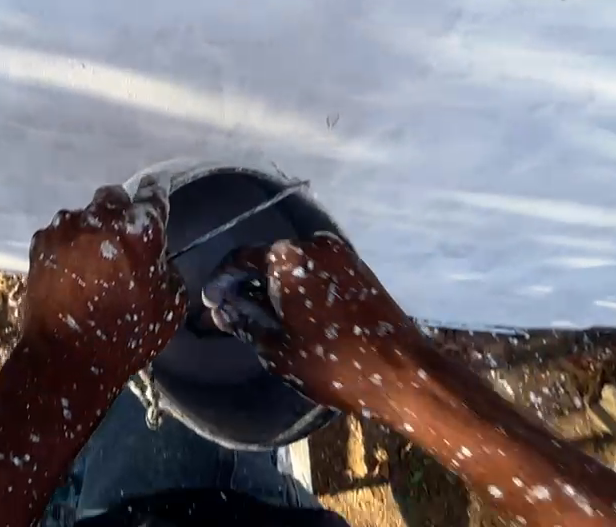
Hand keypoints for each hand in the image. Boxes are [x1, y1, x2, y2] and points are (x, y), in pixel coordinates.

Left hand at [20, 185, 185, 383]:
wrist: (66, 356)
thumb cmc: (126, 335)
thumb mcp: (170, 306)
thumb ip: (166, 268)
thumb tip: (155, 257)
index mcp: (139, 229)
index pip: (153, 195)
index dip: (156, 197)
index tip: (155, 197)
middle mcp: (101, 216)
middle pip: (113, 198)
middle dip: (120, 212)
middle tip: (121, 240)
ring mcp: (66, 226)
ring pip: (84, 215)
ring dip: (91, 230)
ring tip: (90, 262)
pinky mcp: (41, 240)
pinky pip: (60, 233)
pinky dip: (66, 246)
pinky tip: (68, 272)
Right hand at [203, 233, 414, 393]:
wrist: (404, 373)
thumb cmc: (333, 363)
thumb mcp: (276, 349)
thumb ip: (243, 322)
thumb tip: (222, 310)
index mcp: (284, 257)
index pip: (239, 260)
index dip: (220, 282)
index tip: (211, 303)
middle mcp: (310, 243)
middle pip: (267, 259)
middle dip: (248, 284)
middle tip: (235, 311)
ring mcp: (338, 252)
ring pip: (293, 265)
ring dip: (275, 285)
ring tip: (265, 315)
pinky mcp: (358, 266)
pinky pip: (316, 270)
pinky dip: (300, 286)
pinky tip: (296, 311)